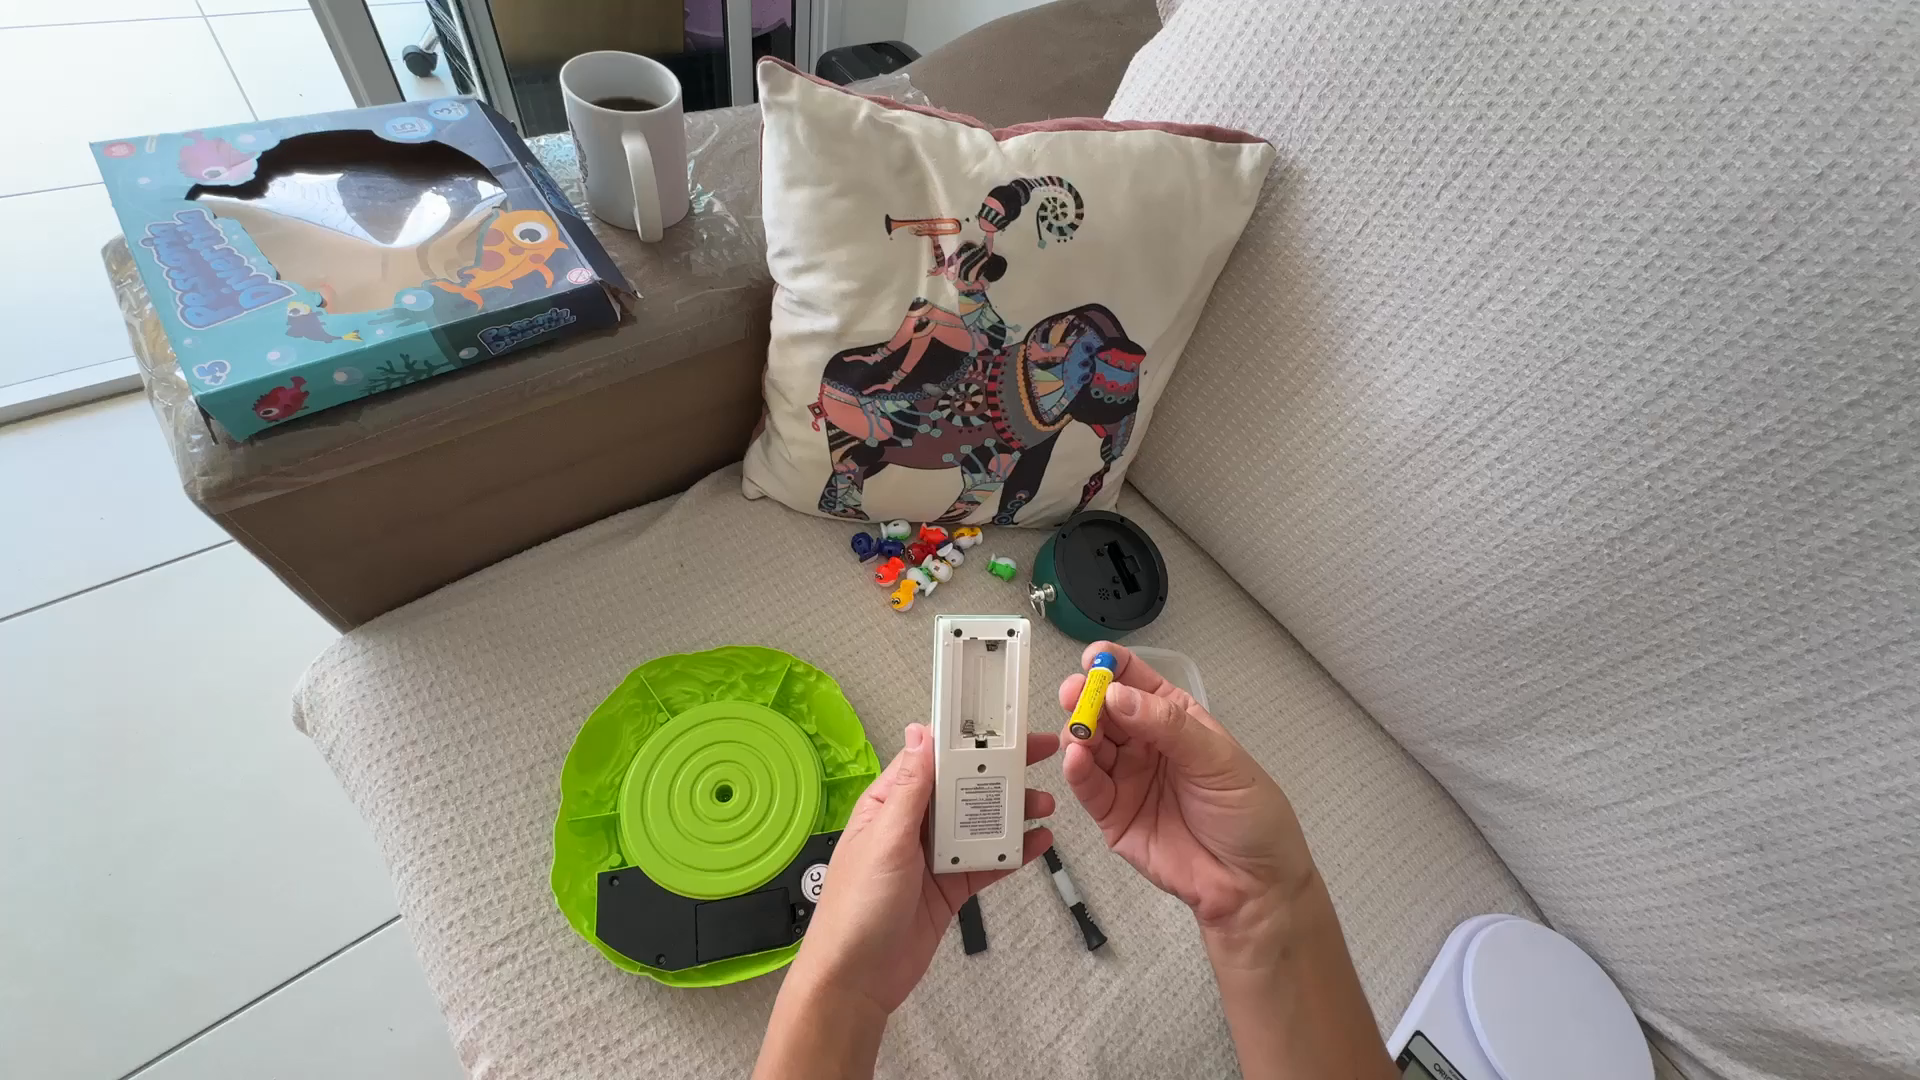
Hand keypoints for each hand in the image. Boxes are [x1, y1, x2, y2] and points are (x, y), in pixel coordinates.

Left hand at [786, 722, 1057, 1014]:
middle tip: (1039, 756)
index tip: (1003, 728)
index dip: (968, 740)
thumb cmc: (856, 907)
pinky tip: (1037, 843)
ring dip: (1012, 812)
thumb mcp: (886, 838)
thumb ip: (910, 787)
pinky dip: (1013, 852)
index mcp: (892, 802)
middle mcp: (914, 823)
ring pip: (980, 822)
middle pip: (964, 787)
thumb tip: (920, 732)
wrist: (856, 982)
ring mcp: (934, 855)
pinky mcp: (950, 887)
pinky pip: (987, 862)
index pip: (934, 758)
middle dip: (1001, 772)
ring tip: (1045, 804)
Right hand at [1058, 643, 1315, 935]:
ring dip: (1077, 732)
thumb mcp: (1218, 760)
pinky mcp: (1111, 813)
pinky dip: (1075, 770)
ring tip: (1079, 733)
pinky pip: (1087, 785)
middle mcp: (1142, 741)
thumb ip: (1167, 726)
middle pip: (1103, 708)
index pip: (1135, 680)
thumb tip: (1117, 695)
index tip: (1093, 658)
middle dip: (1085, 697)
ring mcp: (1124, 776)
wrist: (1252, 887)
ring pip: (1088, 743)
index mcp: (1171, 717)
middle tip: (1074, 694)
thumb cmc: (1248, 814)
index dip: (1112, 665)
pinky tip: (1075, 758)